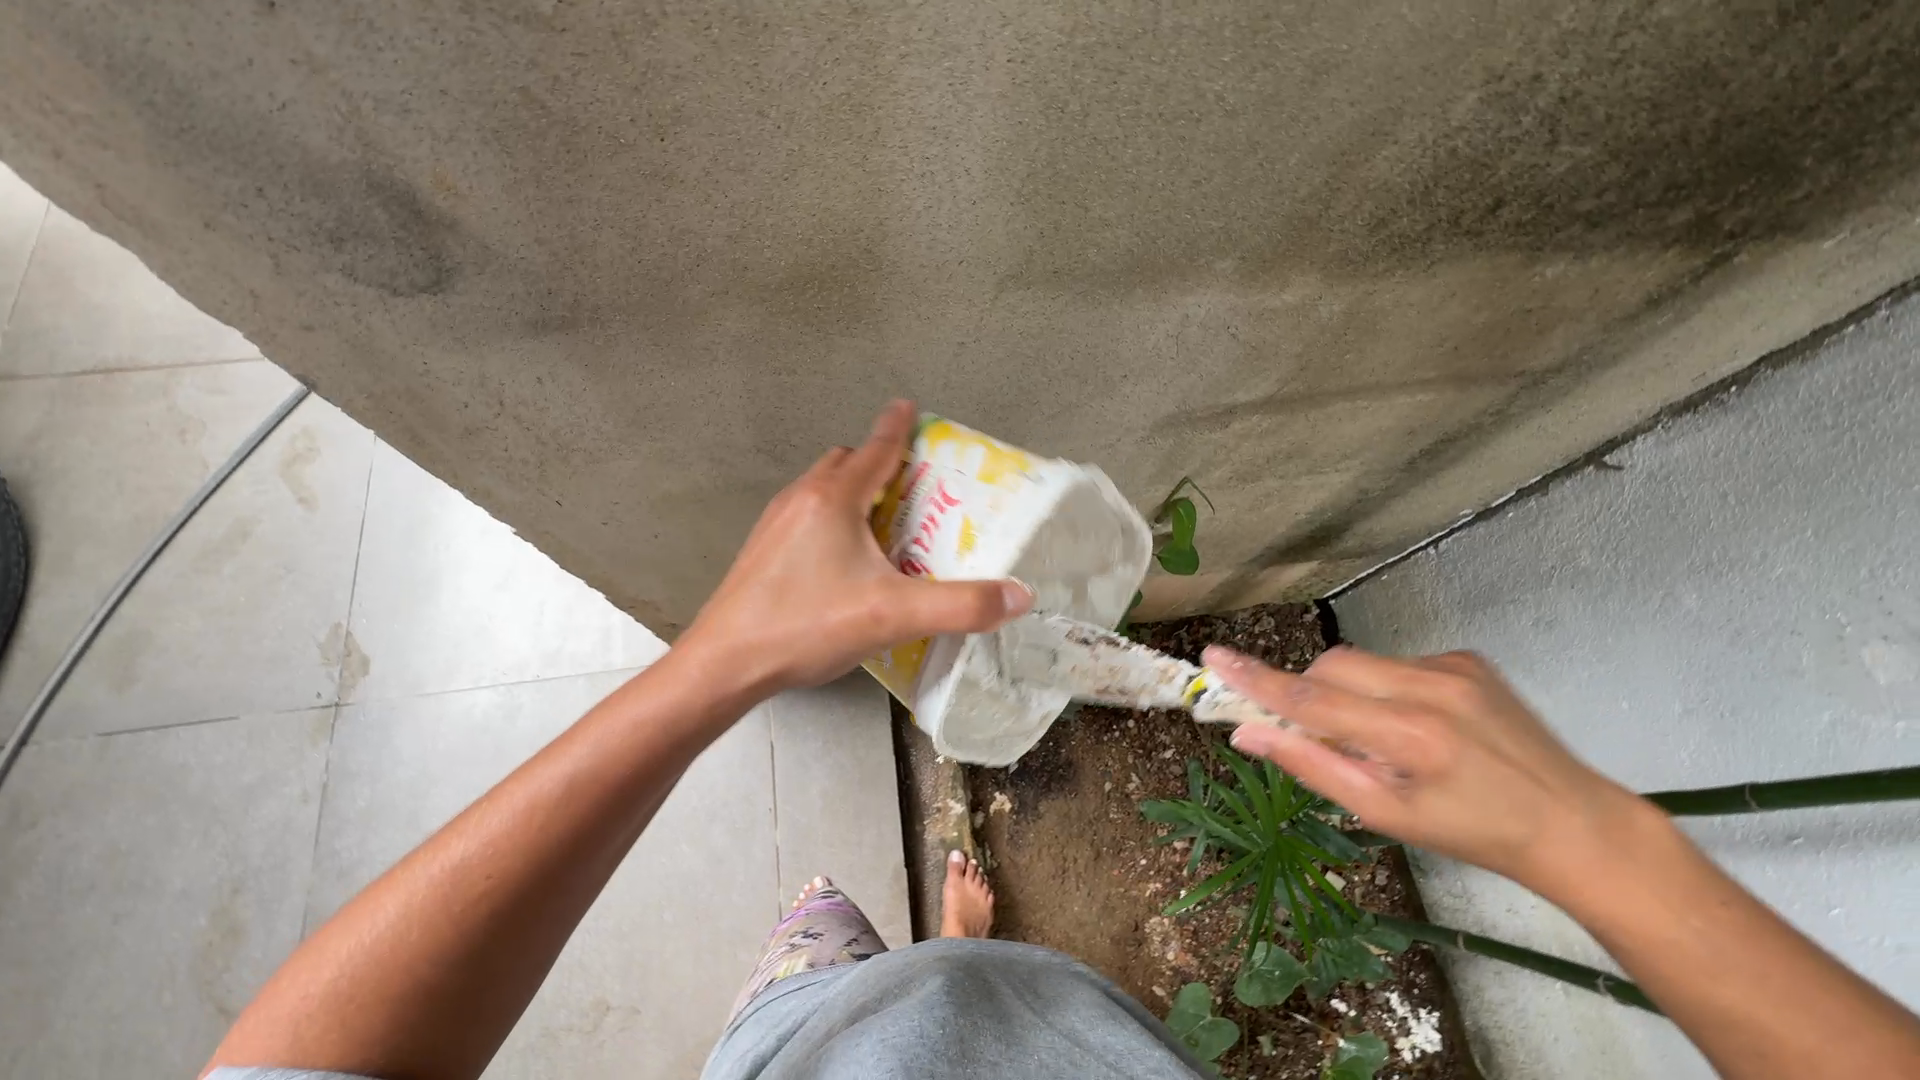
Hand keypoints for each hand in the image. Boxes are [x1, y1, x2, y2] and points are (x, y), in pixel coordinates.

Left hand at [678, 400, 1032, 694]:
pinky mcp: (762, 551)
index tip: (911, 407)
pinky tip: (845, 562)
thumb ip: (961, 605)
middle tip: (914, 488)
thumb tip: (1020, 596)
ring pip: (822, 489)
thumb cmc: (808, 626)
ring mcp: (775, 524)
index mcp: (834, 499)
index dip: (899, 427)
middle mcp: (801, 499)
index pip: (876, 448)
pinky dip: (833, 519)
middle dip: (880, 463)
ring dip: (854, 492)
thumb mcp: (894, 616)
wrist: (725, 663)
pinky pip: (806, 515)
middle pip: (846, 463)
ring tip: (885, 525)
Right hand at [1206, 645, 1639, 893]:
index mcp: (1410, 737)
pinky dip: (1384, 688)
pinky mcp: (1466, 658)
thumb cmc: (1471, 832)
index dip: (1255, 680)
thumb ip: (1310, 766)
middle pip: (1331, 666)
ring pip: (1361, 662)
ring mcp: (1453, 667)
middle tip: (1312, 731)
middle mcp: (1431, 688)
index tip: (1213, 659)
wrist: (1571, 821)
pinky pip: (1396, 662)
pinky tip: (1417, 725)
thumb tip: (1247, 732)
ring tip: (1381, 737)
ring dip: (1348, 692)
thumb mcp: (1384, 814)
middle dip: (1308, 690)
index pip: (1311, 699)